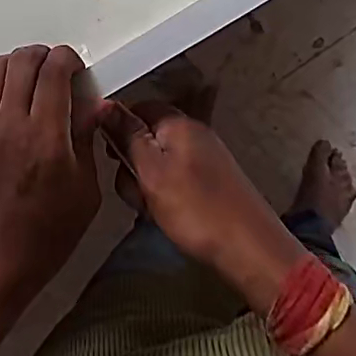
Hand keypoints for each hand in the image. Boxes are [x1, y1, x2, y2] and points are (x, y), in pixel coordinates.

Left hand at [0, 45, 100, 355]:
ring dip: (19, 63)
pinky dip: (1, 81)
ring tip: (35, 80)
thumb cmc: (47, 234)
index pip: (53, 71)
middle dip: (45, 54)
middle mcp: (11, 123)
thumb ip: (86, 139)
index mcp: (45, 137)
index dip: (68, 58)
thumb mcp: (85, 192)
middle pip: (23, 60)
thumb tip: (90, 105)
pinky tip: (16, 99)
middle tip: (58, 70)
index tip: (77, 67)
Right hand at [99, 99, 355, 355]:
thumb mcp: (151, 172)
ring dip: (147, 183)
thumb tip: (104, 104)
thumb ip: (127, 135)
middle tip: (136, 190)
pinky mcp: (211, 180)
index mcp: (177, 122)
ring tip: (153, 209)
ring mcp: (204, 156)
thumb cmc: (197, 211)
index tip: (110, 155)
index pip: (135, 108)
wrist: (250, 251)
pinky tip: (168, 215)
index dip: (117, 129)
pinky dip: (165, 195)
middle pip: (146, 136)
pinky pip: (175, 178)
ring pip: (158, 161)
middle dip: (132, 163)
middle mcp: (193, 132)